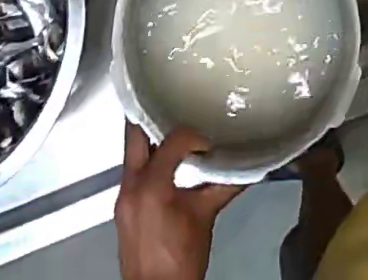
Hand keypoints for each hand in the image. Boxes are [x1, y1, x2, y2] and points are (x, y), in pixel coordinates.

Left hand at [115, 124, 247, 279]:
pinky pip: (132, 170)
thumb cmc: (181, 260)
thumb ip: (222, 187)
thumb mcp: (204, 219)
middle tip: (170, 107)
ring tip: (170, 132)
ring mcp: (122, 196)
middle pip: (135, 133)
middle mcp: (131, 185)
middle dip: (153, 118)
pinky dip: (147, 160)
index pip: (173, 141)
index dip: (193, 135)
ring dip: (150, 139)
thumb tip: (246, 171)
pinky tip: (163, 162)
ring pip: (131, 151)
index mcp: (152, 185)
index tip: (206, 142)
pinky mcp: (122, 207)